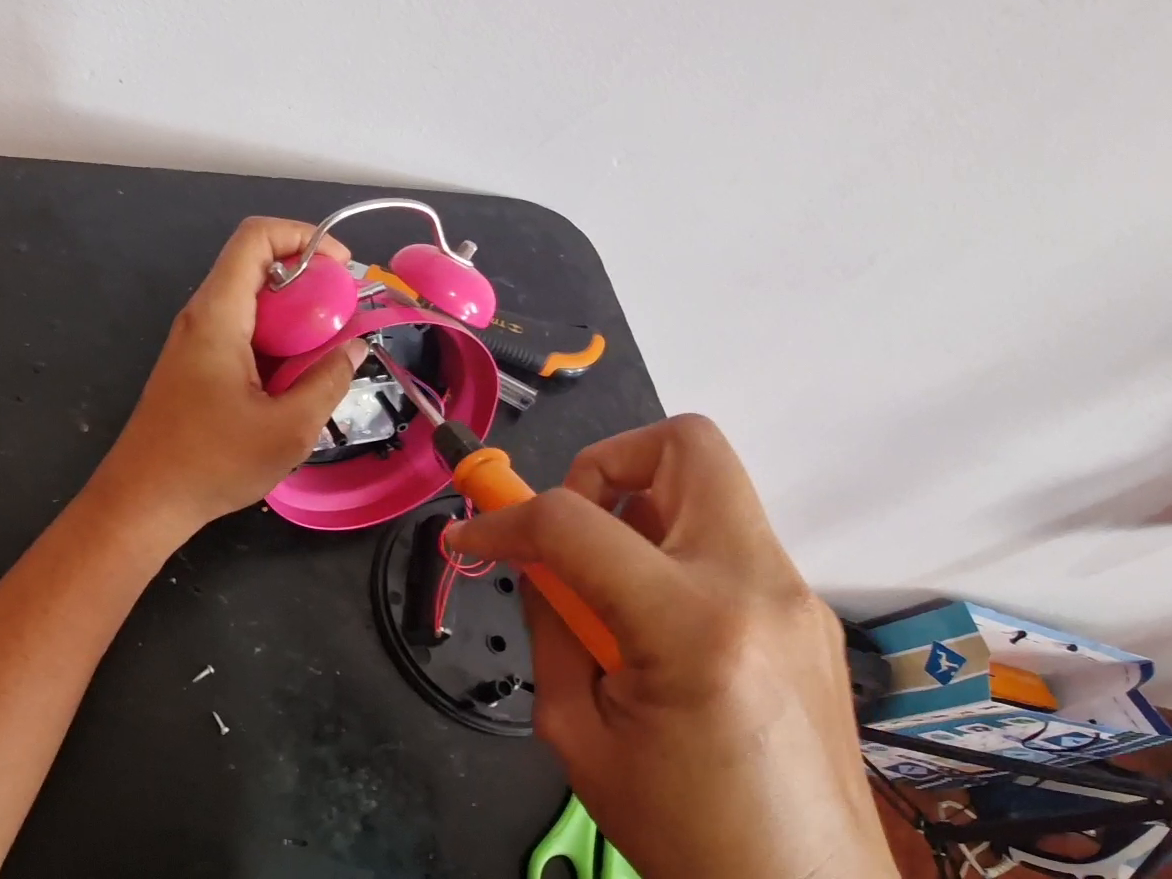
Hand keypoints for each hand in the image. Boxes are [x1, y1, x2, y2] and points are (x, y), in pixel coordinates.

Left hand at [82, 217, 367, 545]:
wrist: (142, 501)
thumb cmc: (211, 463)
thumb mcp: (288, 429)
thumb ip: (328, 381)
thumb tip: (354, 348)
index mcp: (218, 315)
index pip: (256, 236)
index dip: (305, 237)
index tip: (342, 270)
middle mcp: (202, 316)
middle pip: (258, 268)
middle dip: (310, 284)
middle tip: (345, 321)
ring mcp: (195, 342)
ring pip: (253, 304)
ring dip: (295, 319)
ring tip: (328, 356)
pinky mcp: (196, 367)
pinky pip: (243, 333)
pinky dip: (276, 343)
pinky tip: (296, 383)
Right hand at [446, 415, 896, 878]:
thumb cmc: (683, 832)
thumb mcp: (578, 730)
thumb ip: (551, 624)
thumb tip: (537, 564)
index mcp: (695, 627)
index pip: (575, 522)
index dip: (502, 519)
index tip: (469, 536)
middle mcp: (759, 587)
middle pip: (685, 444)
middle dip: (603, 463)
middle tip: (569, 522)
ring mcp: (796, 596)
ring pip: (707, 484)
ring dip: (638, 506)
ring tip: (604, 580)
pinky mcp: (808, 614)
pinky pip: (725, 537)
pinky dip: (670, 547)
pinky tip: (650, 618)